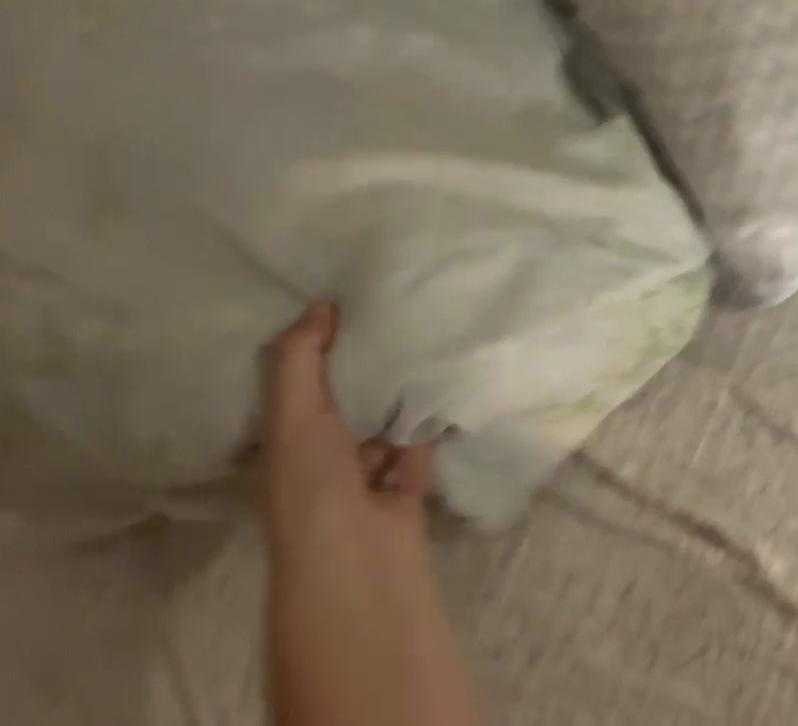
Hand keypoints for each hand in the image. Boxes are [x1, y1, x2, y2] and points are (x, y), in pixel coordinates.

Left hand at [258, 302, 434, 558]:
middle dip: (368, 367)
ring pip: (387, 418)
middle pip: (346, 400)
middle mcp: (321, 455)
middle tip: (399, 317)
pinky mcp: (409, 479)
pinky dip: (433, 421)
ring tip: (432, 343)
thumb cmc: (313, 485)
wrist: (359, 555)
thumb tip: (322, 305)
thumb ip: (301, 361)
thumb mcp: (294, 416)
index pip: (296, 385)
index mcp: (283, 441)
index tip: (346, 305)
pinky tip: (451, 386)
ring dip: (404, 393)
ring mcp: (366, 471)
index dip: (315, 349)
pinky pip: (421, 439)